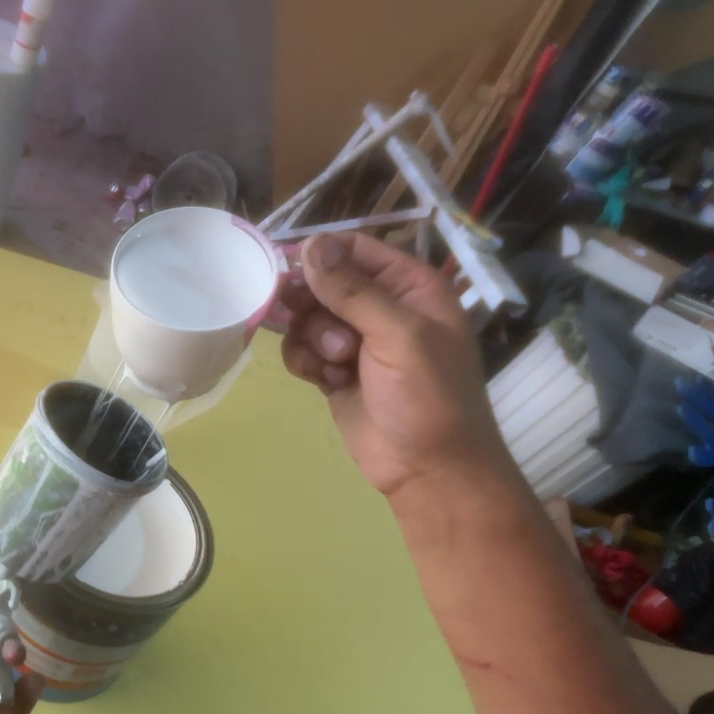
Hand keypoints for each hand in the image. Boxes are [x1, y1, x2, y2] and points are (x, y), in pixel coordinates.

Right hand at [278, 233, 514, 499]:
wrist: (427, 469)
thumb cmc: (428, 397)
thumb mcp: (397, 335)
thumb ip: (352, 290)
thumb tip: (311, 244)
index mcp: (409, 287)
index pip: (354, 249)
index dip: (319, 255)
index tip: (285, 270)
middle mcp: (381, 307)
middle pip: (322, 283)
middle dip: (313, 307)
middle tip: (324, 332)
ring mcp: (355, 341)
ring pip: (306, 318)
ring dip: (312, 340)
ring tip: (337, 365)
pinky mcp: (333, 371)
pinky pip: (302, 350)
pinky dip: (307, 363)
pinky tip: (327, 382)